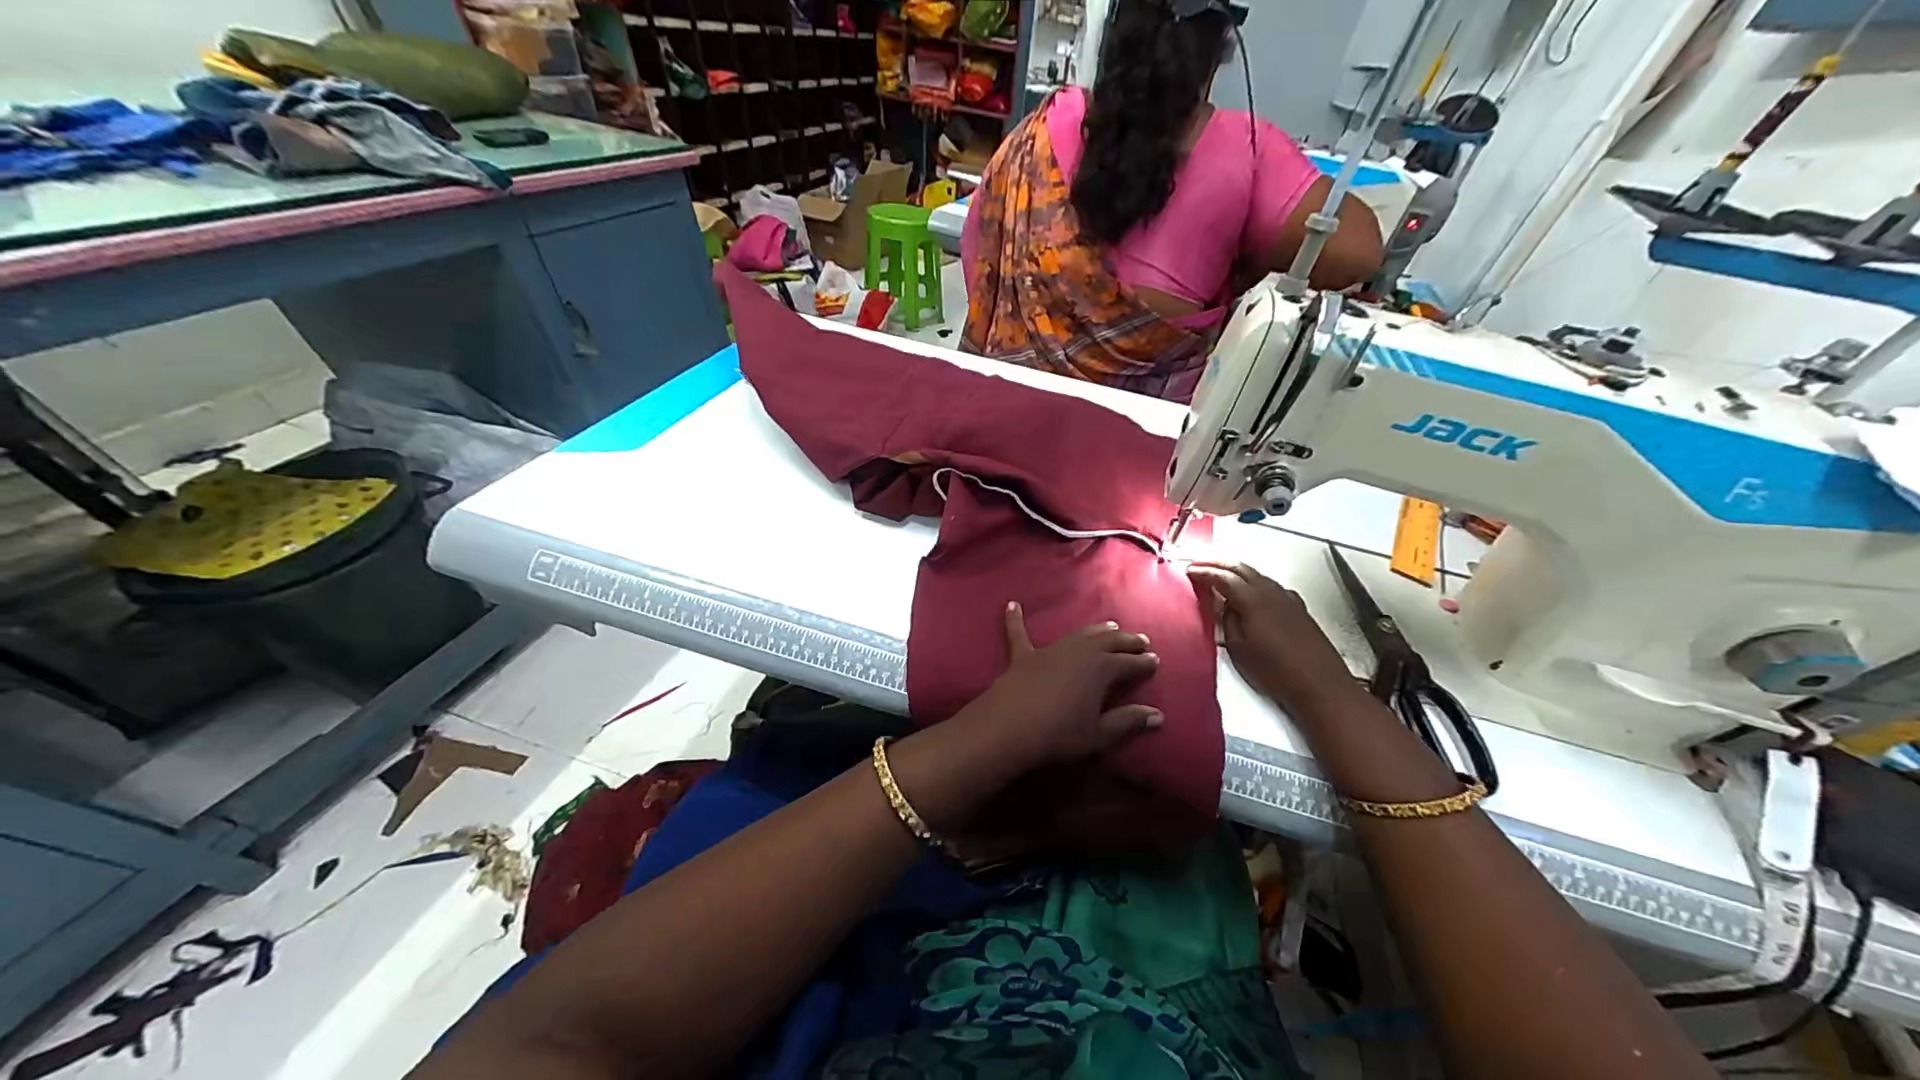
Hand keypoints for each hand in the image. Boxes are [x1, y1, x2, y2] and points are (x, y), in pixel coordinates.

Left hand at [957, 601, 1162, 765]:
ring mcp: (1049, 651)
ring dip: (1095, 630)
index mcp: (1101, 669)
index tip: (1155, 660)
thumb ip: (1128, 722)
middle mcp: (1078, 652)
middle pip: (1108, 642)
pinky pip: (1018, 633)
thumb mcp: (1099, 735)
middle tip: (1141, 640)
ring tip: (1110, 626)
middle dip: (1126, 641)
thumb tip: (1157, 715)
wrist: (1008, 729)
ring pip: (1077, 634)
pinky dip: (1015, 619)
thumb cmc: (1059, 735)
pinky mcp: (1022, 657)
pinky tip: (1012, 604)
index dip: (1144, 663)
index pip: (1129, 663)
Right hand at [1187, 560, 1359, 713]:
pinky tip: (1251, 594)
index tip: (1190, 571)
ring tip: (1220, 576)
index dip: (1204, 571)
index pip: (1223, 577)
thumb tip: (1224, 607)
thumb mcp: (1239, 649)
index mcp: (1253, 600)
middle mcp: (1272, 593)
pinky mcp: (1298, 609)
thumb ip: (1228, 621)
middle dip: (1218, 563)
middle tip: (1200, 564)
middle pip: (1241, 568)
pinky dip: (1253, 583)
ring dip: (1236, 572)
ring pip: (1257, 576)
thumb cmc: (1277, 672)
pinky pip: (1270, 587)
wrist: (1320, 686)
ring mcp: (1288, 599)